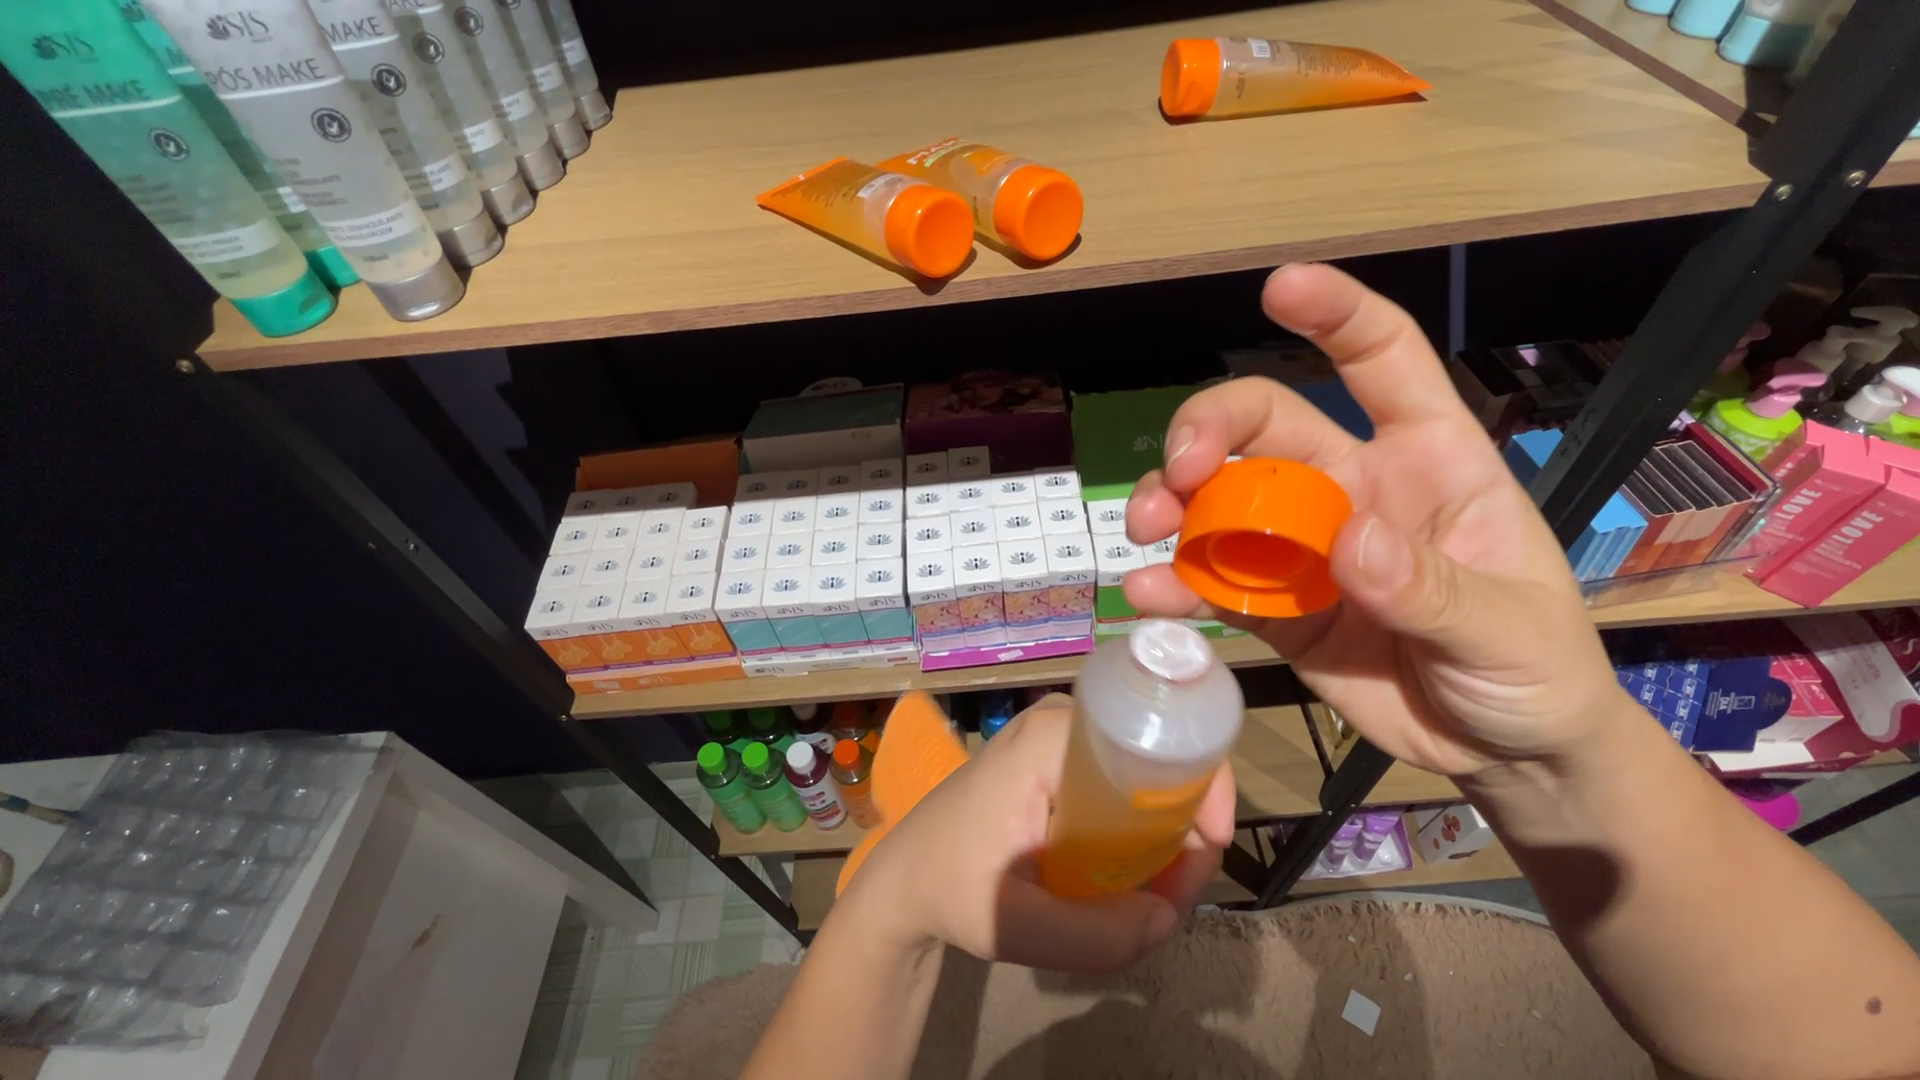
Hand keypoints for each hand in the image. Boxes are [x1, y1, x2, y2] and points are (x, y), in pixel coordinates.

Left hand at [840, 696, 1235, 972]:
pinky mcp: (1060, 754)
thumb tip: (1168, 917)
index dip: (1202, 787)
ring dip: (1166, 835)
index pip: (1154, 738)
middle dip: (1185, 828)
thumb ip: (1095, 936)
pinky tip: (1129, 878)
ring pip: (1145, 774)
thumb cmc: (953, 889)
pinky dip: (1141, 829)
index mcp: (1052, 739)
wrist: (907, 875)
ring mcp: (1061, 733)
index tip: (1209, 847)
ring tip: (1150, 900)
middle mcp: (1063, 720)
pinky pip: (1124, 781)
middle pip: (1157, 759)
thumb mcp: (1016, 925)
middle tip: (1174, 898)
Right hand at [1125, 263, 1624, 777]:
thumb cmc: (1537, 669)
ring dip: (1175, 505)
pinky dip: (1176, 583)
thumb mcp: (1508, 629)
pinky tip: (1147, 593)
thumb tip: (1348, 543)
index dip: (1336, 318)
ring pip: (1221, 499)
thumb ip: (1432, 588)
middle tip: (1182, 470)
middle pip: (1265, 427)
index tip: (1280, 289)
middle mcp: (1352, 489)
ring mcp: (1304, 549)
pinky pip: (1214, 581)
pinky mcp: (1273, 607)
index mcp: (1428, 461)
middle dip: (1210, 431)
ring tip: (1147, 530)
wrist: (1500, 754)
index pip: (1382, 362)